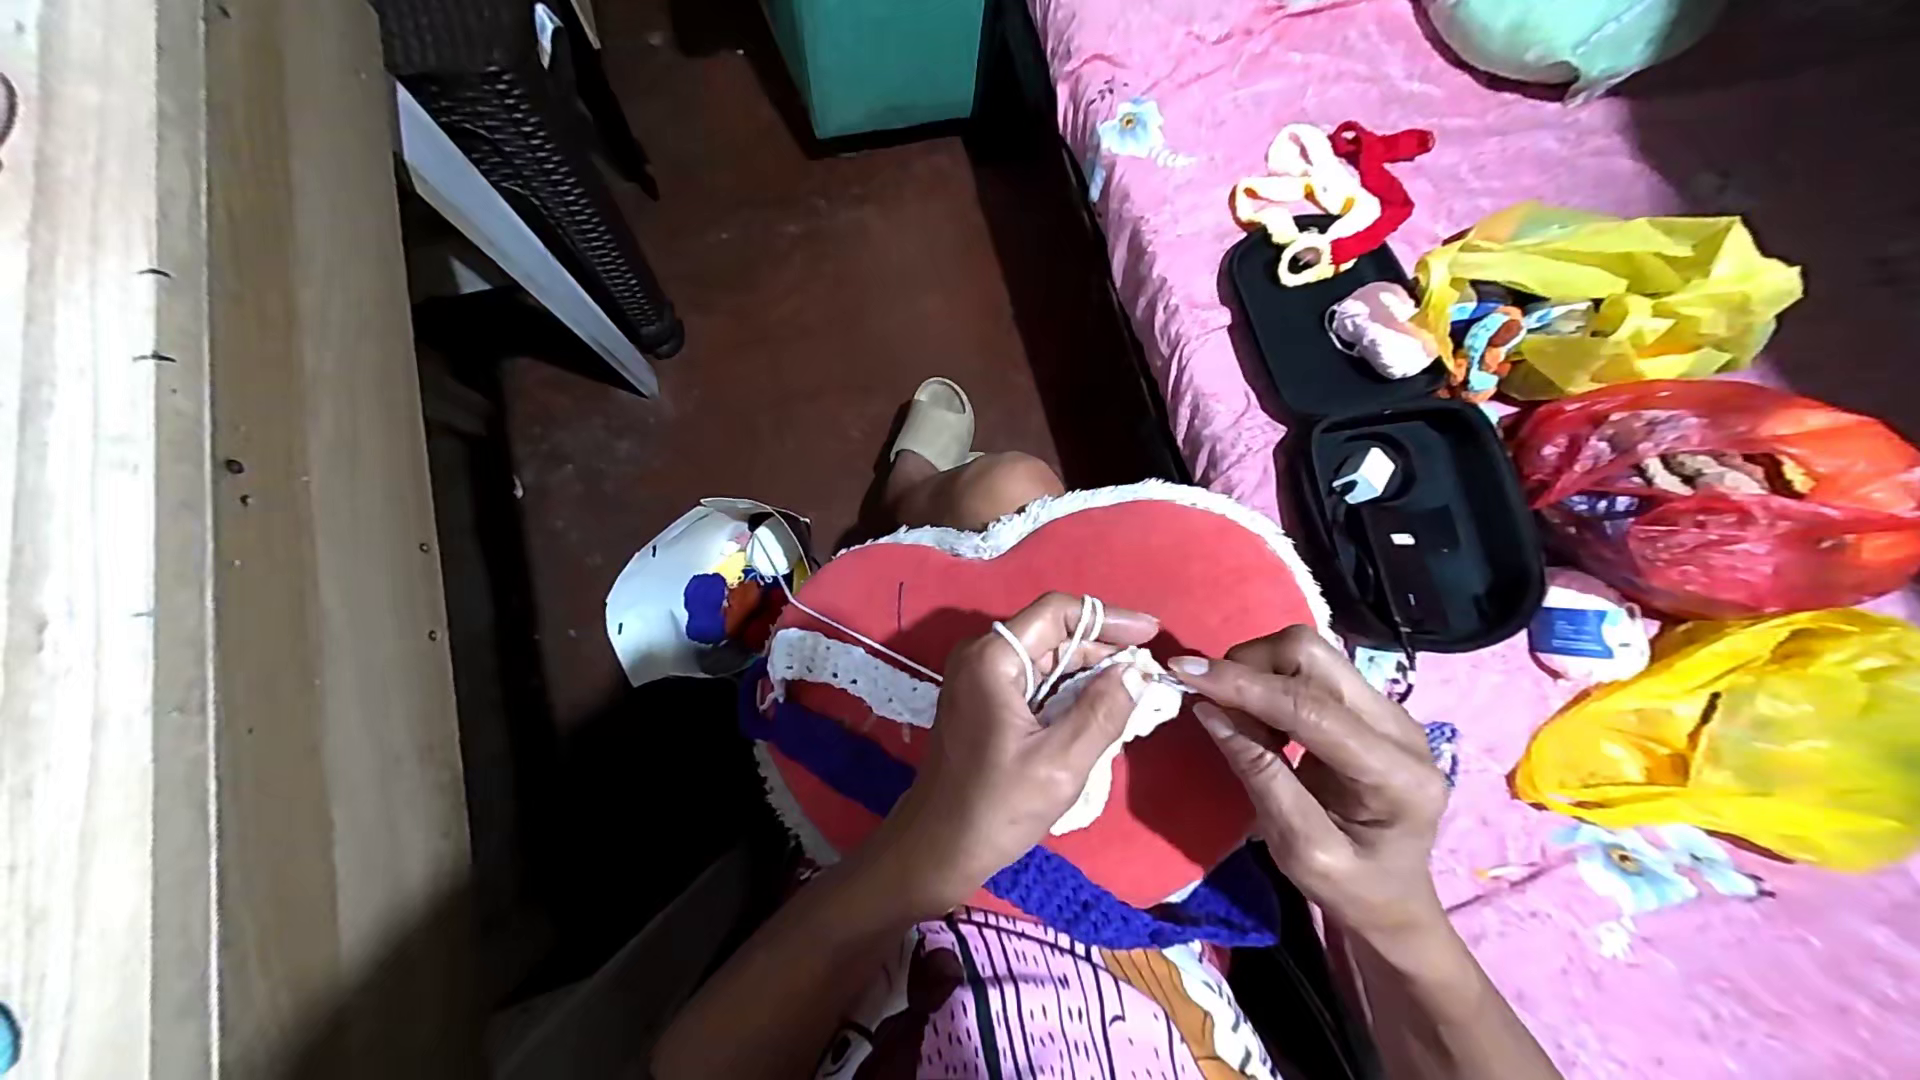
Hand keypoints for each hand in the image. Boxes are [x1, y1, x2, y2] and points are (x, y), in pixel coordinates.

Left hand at [869, 592, 1159, 918]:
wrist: (938, 845)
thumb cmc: (996, 807)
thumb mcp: (1060, 764)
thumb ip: (1102, 712)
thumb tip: (1135, 671)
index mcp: (992, 659)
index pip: (1056, 612)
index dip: (1106, 617)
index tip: (1149, 631)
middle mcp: (980, 655)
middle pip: (1050, 630)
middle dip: (1101, 643)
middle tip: (1147, 662)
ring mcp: (978, 675)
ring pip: (1044, 654)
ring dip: (1087, 665)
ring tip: (1134, 680)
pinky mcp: (982, 697)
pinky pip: (1033, 677)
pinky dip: (1067, 684)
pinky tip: (1100, 698)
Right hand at [1171, 626, 1448, 945]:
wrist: (1393, 898)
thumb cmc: (1349, 886)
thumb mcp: (1297, 847)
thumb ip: (1258, 772)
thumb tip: (1208, 708)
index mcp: (1396, 776)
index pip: (1310, 707)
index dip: (1242, 684)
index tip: (1183, 672)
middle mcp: (1401, 727)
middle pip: (1312, 655)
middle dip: (1249, 665)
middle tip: (1216, 700)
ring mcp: (1389, 709)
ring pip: (1308, 651)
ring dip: (1257, 669)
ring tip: (1240, 714)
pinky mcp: (1369, 703)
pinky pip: (1309, 666)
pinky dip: (1270, 678)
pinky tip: (1262, 716)